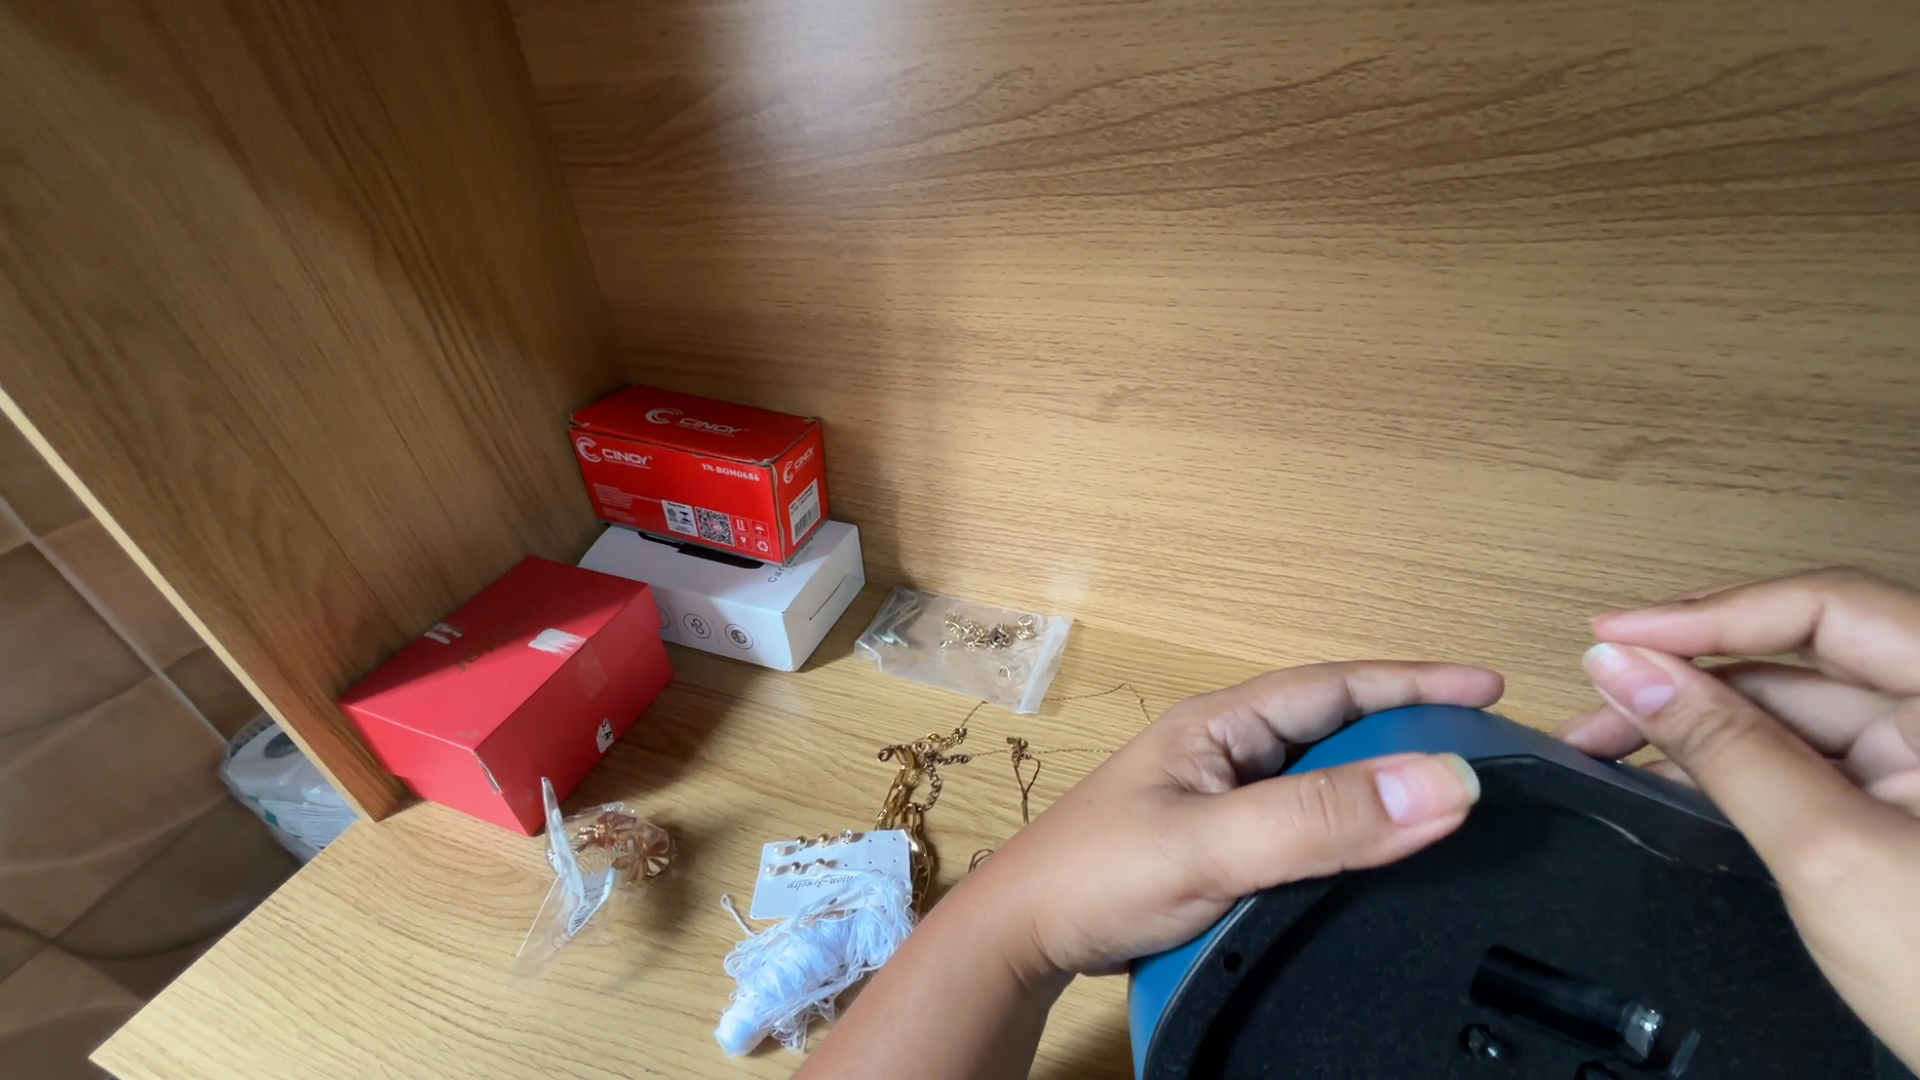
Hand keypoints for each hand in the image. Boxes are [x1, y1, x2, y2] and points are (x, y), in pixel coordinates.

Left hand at [967, 661, 1497, 979]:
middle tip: (1495, 754)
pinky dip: (1352, 825)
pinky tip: (1383, 846)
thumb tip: (1442, 780)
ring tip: (1456, 798)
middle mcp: (1225, 748)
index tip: (1491, 689)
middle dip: (1410, 730)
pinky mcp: (1223, 839)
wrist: (1032, 929)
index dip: (1410, 684)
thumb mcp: (1213, 843)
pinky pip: (1304, 820)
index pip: (1329, 687)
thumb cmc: (1100, 873)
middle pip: (1333, 727)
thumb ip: (1318, 818)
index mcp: (1218, 724)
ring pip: (1322, 775)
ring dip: (1384, 780)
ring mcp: (1223, 794)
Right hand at [1557, 568, 1919, 1068]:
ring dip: (1687, 724)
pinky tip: (1659, 777)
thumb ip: (1719, 746)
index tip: (1611, 638)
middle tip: (1591, 705)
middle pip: (1796, 664)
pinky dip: (1722, 764)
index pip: (1827, 611)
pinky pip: (1798, 759)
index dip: (1708, 614)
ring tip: (1601, 746)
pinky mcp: (1911, 806)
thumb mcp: (1827, 852)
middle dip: (1679, 681)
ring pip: (1787, 714)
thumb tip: (1620, 667)